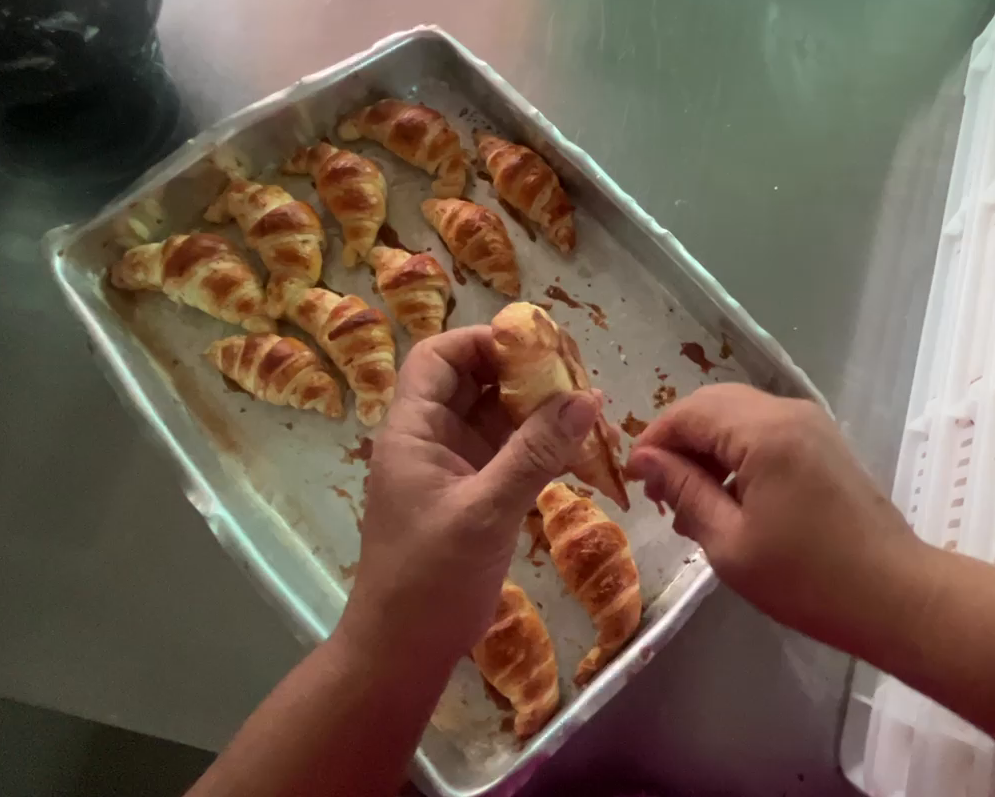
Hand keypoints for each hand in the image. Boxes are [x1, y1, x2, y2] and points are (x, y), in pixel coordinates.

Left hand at [337, 326, 600, 666]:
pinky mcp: (478, 489)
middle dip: (525, 371)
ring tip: (590, 408)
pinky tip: (583, 448)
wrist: (404, 653)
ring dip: (542, 408)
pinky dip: (545, 443)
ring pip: (500, 413)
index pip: (439, 357)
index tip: (535, 345)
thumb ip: (536, 452)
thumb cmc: (430, 580)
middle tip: (576, 373)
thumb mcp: (486, 510)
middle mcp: (433, 437)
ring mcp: (457, 464)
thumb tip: (587, 397)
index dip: (482, 340)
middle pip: (477, 379)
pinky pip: (514, 449)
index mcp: (414, 430)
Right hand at [626, 384, 920, 647]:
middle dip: (679, 439)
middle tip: (661, 492)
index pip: (689, 413)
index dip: (654, 440)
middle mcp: (787, 410)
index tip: (634, 480)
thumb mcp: (730, 542)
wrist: (894, 594)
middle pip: (713, 403)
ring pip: (738, 412)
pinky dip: (736, 449)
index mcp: (763, 431)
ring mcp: (809, 421)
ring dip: (707, 445)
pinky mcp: (821, 438)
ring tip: (691, 500)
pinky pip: (764, 427)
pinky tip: (729, 494)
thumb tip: (644, 460)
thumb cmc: (807, 578)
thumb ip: (683, 491)